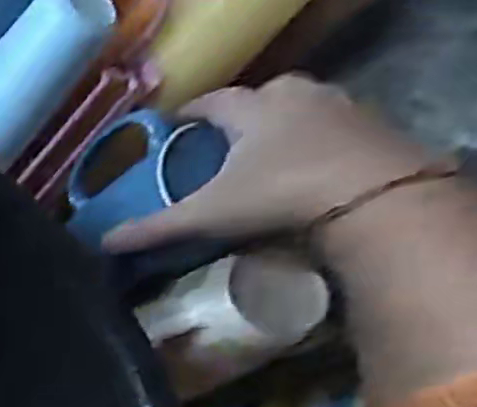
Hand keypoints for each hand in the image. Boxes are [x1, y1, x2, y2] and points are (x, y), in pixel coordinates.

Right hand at [103, 75, 438, 252]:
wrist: (372, 195)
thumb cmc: (276, 194)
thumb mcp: (204, 216)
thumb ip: (153, 228)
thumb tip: (104, 242)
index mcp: (254, 109)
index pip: (213, 100)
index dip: (189, 112)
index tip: (172, 124)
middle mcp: (298, 96)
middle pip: (263, 95)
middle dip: (240, 113)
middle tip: (219, 139)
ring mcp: (341, 107)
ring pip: (299, 107)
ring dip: (278, 124)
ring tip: (256, 153)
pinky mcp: (371, 127)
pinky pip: (329, 127)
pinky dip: (308, 141)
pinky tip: (296, 167)